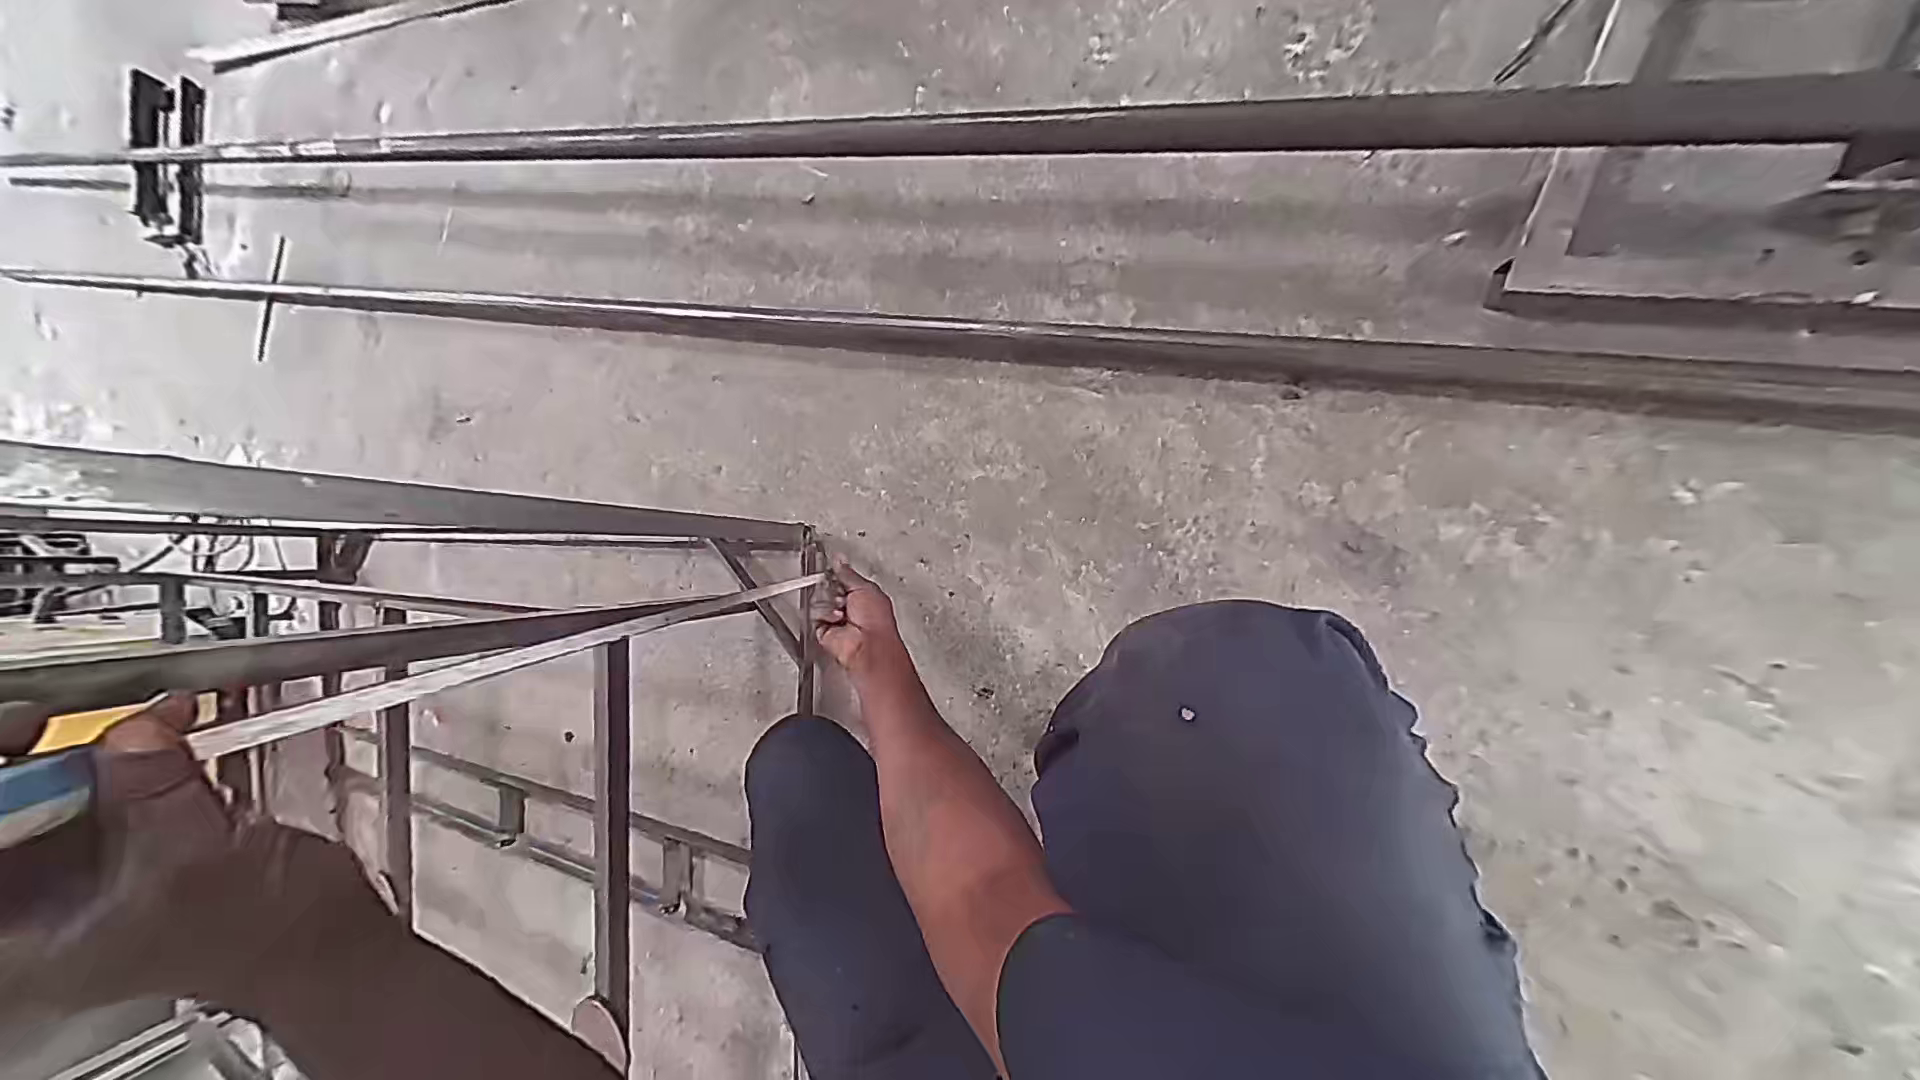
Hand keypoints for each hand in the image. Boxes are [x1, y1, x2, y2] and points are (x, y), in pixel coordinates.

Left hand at [0, 694, 392, 1041]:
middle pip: (13, 819)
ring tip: (142, 720)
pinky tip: (168, 733)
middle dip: (41, 766)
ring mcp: (87, 881)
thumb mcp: (204, 858)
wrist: (328, 933)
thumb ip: (160, 793)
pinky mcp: (139, 852)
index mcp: (10, 940)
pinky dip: (142, 761)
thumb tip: (133, 730)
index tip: (25, 728)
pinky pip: (116, 797)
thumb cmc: (262, 929)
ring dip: (98, 755)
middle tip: (60, 722)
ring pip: (61, 803)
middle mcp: (31, 912)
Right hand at [811, 556, 908, 677]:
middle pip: (827, 588)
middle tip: (842, 597)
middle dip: (832, 590)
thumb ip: (848, 573)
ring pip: (819, 600)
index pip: (841, 578)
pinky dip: (825, 615)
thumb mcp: (865, 588)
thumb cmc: (876, 621)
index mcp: (861, 594)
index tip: (829, 568)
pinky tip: (836, 620)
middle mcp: (848, 607)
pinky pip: (814, 615)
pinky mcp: (824, 630)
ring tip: (842, 612)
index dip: (835, 573)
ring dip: (830, 603)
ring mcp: (836, 618)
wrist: (868, 645)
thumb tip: (839, 560)